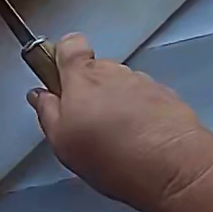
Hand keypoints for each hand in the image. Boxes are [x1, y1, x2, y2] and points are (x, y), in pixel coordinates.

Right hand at [27, 33, 212, 211]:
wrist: (172, 167)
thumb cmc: (110, 155)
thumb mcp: (62, 141)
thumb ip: (47, 112)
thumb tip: (39, 95)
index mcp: (82, 77)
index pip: (70, 45)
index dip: (64, 55)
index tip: (61, 77)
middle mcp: (114, 71)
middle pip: (97, 69)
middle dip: (91, 91)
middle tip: (89, 123)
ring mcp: (143, 82)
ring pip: (122, 86)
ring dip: (117, 103)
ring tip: (118, 138)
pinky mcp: (167, 96)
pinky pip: (145, 99)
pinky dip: (141, 114)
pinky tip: (141, 140)